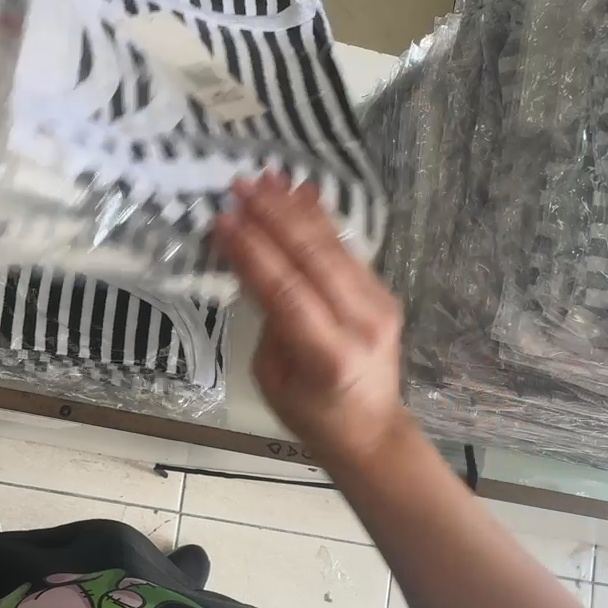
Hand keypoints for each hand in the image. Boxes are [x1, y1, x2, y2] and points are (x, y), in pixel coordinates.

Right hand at [214, 172, 410, 471]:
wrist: (370, 428)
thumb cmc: (309, 414)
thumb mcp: (271, 375)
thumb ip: (269, 320)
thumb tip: (258, 264)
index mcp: (326, 356)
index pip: (285, 291)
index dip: (252, 252)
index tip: (223, 219)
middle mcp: (360, 323)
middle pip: (313, 258)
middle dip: (273, 217)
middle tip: (241, 186)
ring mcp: (379, 304)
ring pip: (333, 246)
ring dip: (296, 209)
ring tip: (267, 178)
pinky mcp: (384, 292)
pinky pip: (348, 249)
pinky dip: (322, 219)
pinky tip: (302, 194)